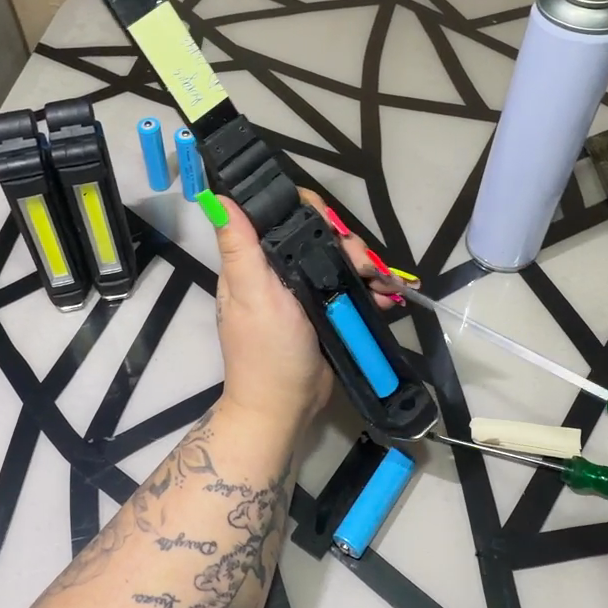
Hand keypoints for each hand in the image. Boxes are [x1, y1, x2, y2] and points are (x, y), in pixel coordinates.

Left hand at [208, 188, 406, 424]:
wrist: (286, 407)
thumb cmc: (266, 350)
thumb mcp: (252, 295)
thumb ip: (240, 248)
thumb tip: (219, 199)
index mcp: (255, 262)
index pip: (282, 217)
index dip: (309, 213)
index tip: (330, 225)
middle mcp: (278, 271)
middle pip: (318, 236)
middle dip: (347, 245)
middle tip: (363, 266)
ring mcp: (304, 292)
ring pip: (339, 260)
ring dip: (366, 266)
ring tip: (381, 286)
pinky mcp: (327, 311)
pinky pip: (352, 287)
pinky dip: (371, 289)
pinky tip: (388, 298)